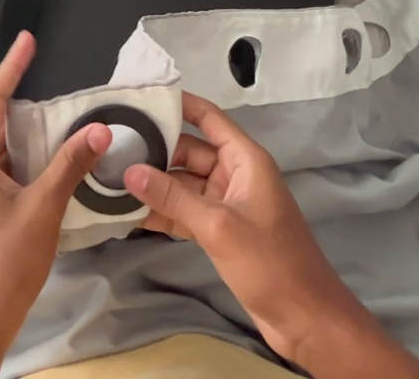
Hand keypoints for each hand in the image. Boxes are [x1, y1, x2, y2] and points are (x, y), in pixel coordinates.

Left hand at [0, 32, 111, 378]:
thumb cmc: (2, 265)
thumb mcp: (41, 211)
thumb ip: (70, 167)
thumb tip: (97, 131)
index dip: (12, 68)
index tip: (27, 41)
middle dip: (25, 102)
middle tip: (58, 88)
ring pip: (2, 149)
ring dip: (30, 136)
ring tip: (63, 122)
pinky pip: (5, 172)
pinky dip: (29, 162)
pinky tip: (54, 166)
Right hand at [123, 93, 418, 378]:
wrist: (306, 321)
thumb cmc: (271, 263)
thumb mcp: (218, 226)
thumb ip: (172, 197)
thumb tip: (129, 171)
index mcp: (245, 159)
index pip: (208, 117)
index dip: (178, 104)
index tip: (141, 97)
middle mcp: (235, 174)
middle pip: (189, 150)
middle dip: (155, 149)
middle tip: (112, 146)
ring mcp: (227, 203)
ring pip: (183, 182)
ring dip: (154, 184)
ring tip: (111, 177)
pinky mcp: (221, 231)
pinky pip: (185, 211)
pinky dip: (163, 211)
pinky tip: (130, 212)